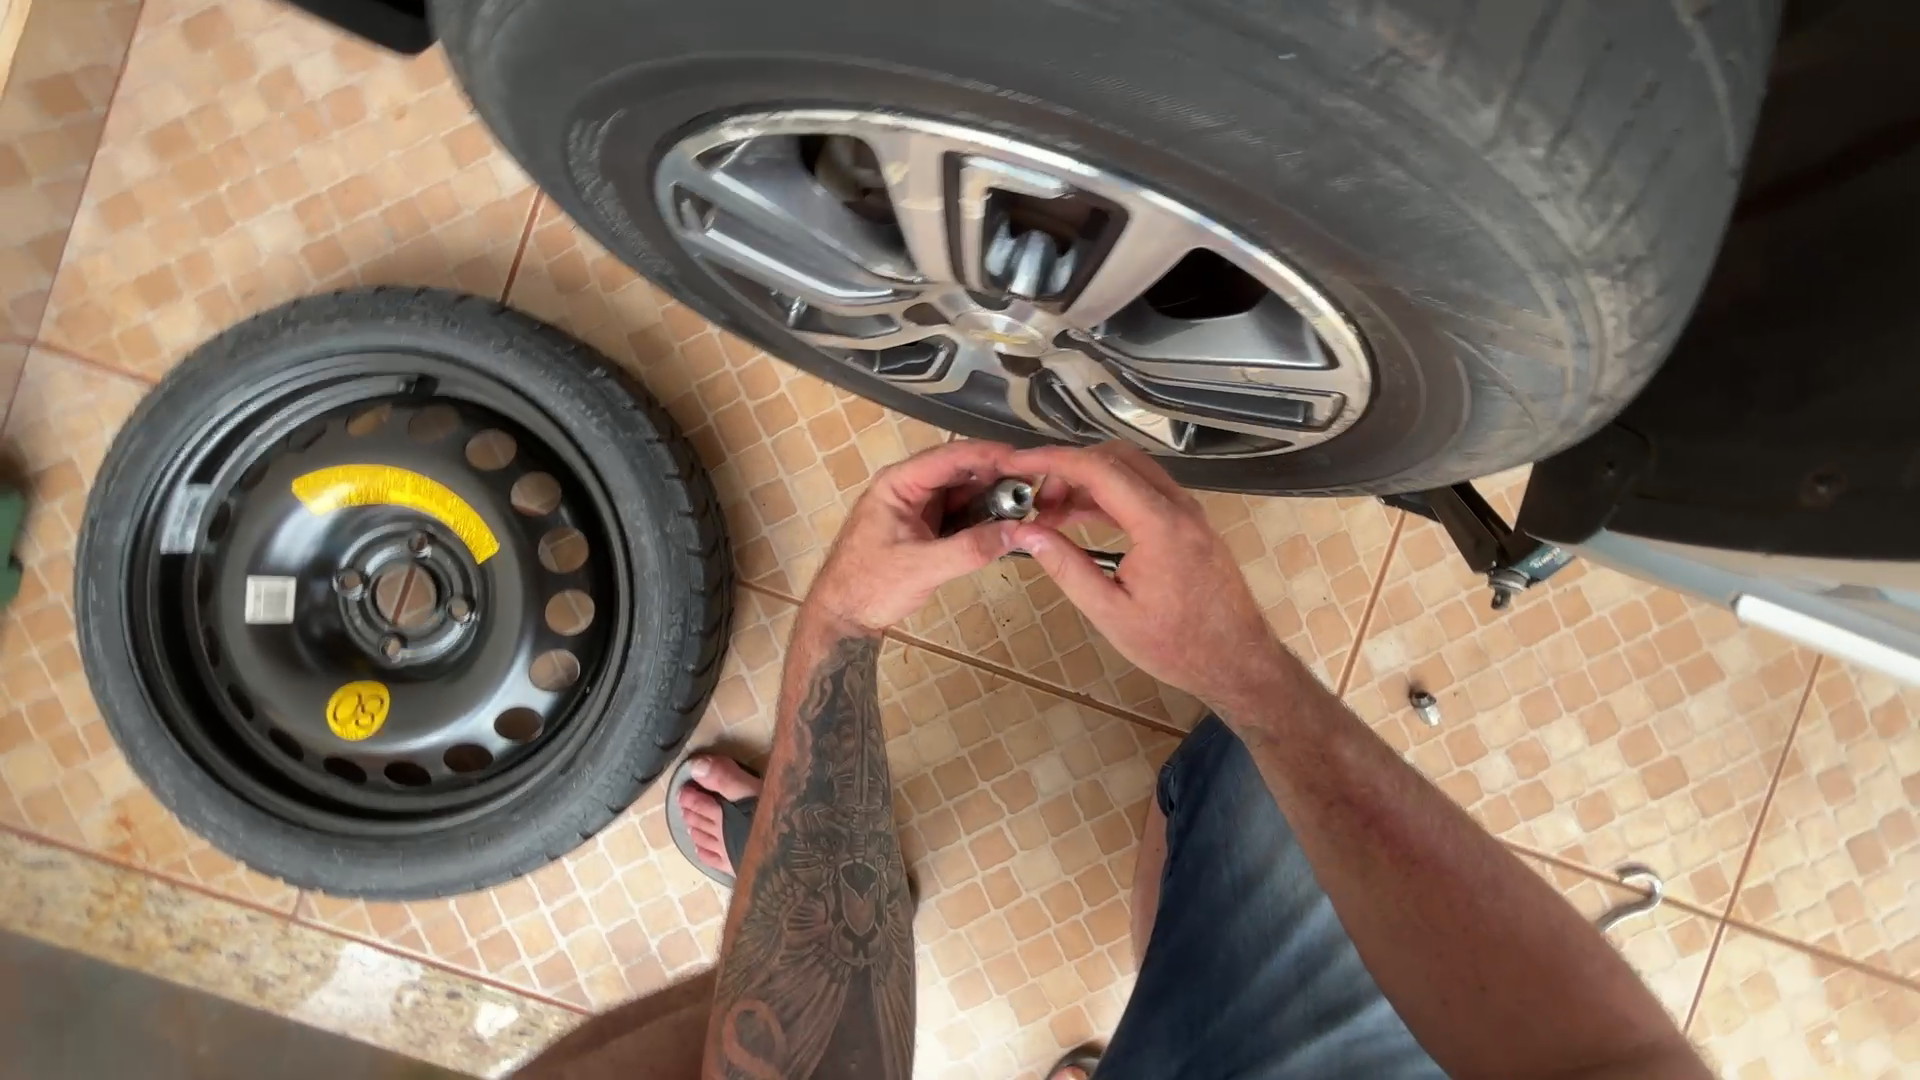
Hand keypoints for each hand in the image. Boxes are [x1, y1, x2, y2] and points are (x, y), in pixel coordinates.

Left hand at [806, 439, 1024, 632]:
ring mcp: (919, 507)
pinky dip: (984, 519)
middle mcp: (910, 487)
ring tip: (1032, 508)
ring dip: (995, 500)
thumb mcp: (922, 567)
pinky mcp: (926, 527)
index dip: (990, 455)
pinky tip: (1008, 526)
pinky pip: (961, 515)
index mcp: (899, 483)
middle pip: (962, 472)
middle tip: (1038, 489)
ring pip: (965, 493)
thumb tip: (1018, 533)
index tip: (1026, 460)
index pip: (951, 456)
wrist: (843, 616)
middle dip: (999, 478)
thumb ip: (969, 549)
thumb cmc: (870, 586)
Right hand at [1007, 442, 1298, 712]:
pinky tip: (1082, 518)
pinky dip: (1109, 493)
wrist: (1237, 661)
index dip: (1052, 460)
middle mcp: (1178, 505)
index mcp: (1159, 524)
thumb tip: (1023, 533)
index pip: (1098, 469)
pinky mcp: (1189, 521)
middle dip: (1068, 468)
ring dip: (1088, 480)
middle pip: (1115, 457)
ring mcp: (1188, 510)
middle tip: (1036, 502)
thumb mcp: (1110, 612)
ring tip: (1052, 514)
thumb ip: (1065, 567)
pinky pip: (1144, 489)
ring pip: (1131, 469)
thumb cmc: (1174, 645)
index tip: (1017, 464)